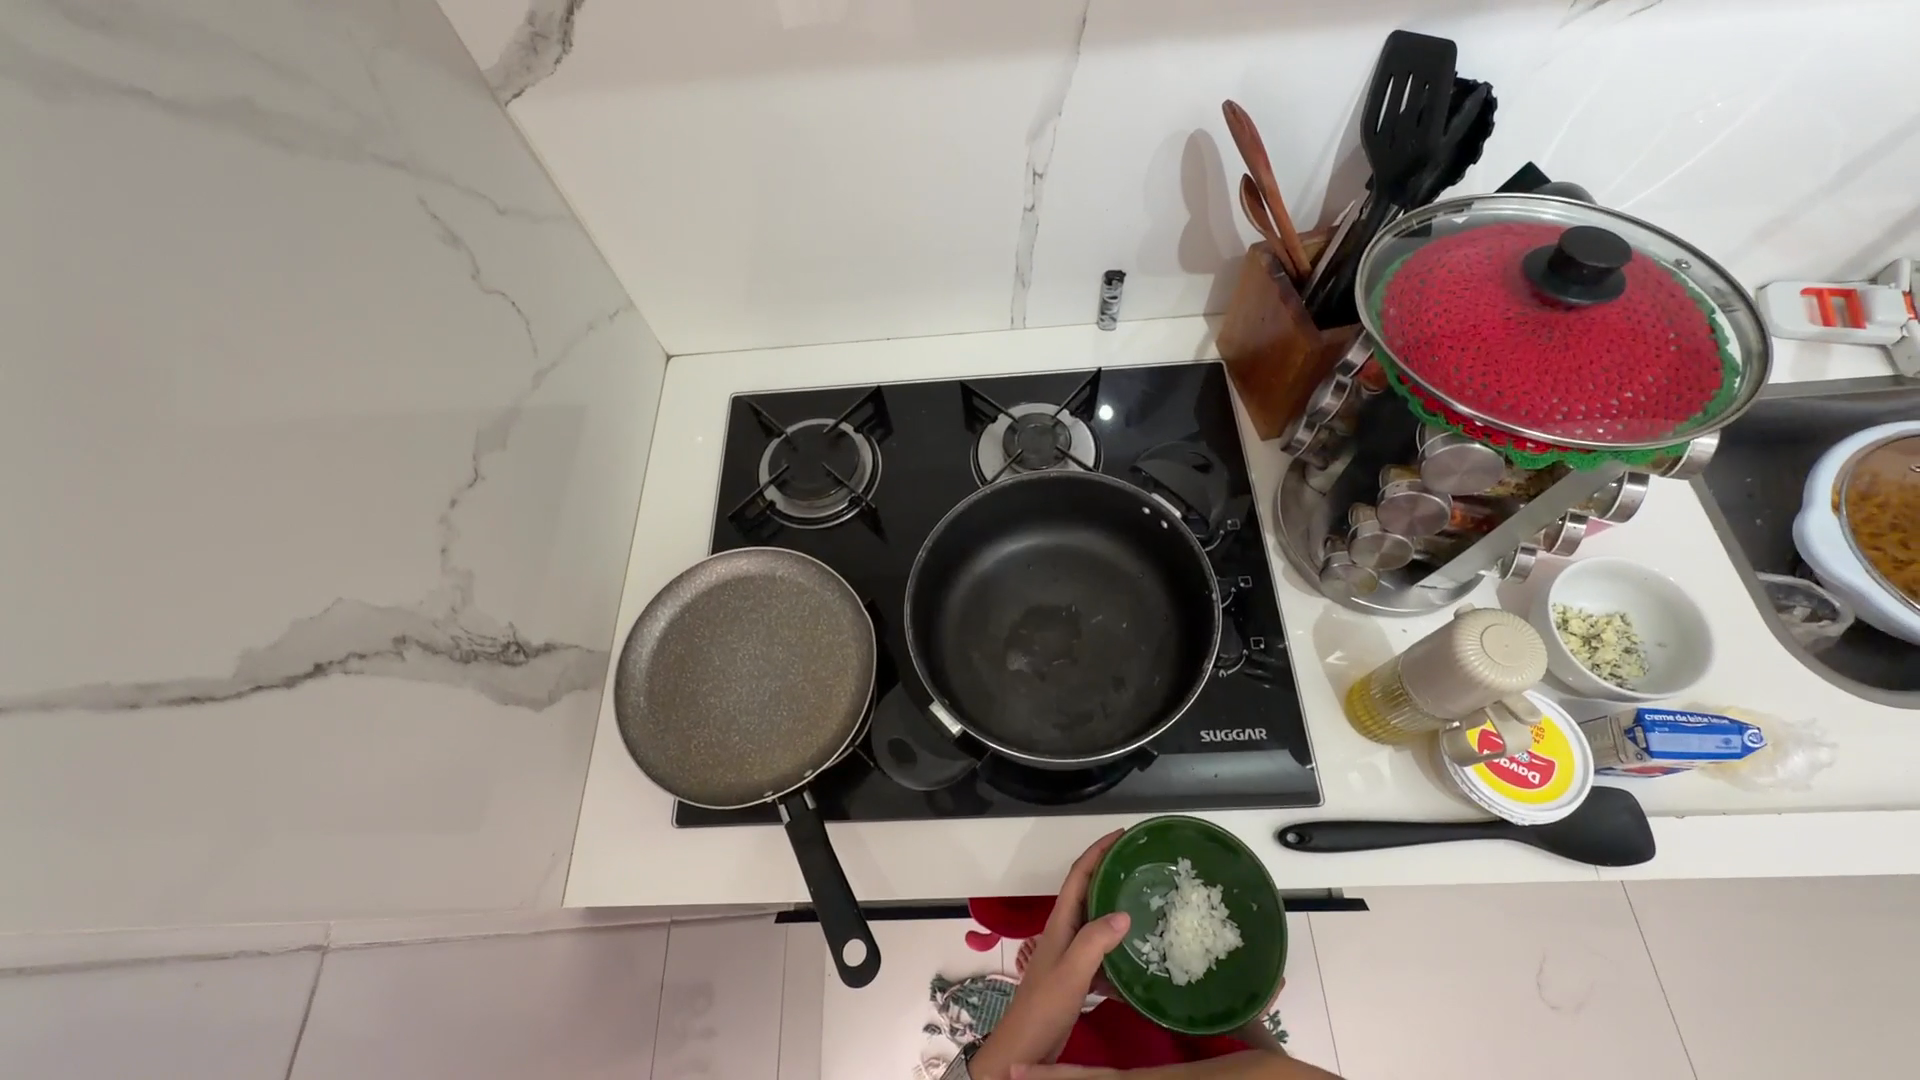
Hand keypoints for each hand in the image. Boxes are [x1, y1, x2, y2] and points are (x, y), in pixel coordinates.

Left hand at [968, 830, 1130, 1079]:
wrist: (1026, 1047)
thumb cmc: (1045, 1005)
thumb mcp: (1072, 971)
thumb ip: (1094, 942)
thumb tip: (1124, 913)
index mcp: (1060, 921)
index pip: (1079, 875)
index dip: (1097, 851)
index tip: (1122, 835)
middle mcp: (1066, 930)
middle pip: (1089, 892)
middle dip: (1112, 873)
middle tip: (1143, 865)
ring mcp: (1072, 952)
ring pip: (1099, 921)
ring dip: (1119, 909)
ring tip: (1150, 904)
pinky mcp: (1079, 975)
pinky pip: (1104, 953)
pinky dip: (1122, 950)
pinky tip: (1143, 956)